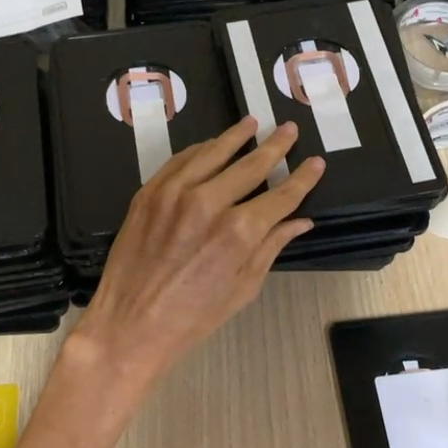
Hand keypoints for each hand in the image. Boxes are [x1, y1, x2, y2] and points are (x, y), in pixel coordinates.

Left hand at [74, 117, 323, 387]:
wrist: (130, 324)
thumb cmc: (193, 318)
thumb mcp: (242, 288)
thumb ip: (270, 248)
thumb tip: (299, 222)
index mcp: (239, 232)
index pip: (282, 195)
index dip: (302, 177)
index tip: (316, 162)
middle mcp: (208, 203)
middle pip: (250, 165)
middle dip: (274, 146)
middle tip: (288, 129)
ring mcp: (174, 194)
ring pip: (212, 153)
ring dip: (235, 136)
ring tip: (251, 123)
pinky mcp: (149, 194)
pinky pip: (180, 161)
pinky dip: (200, 150)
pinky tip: (211, 145)